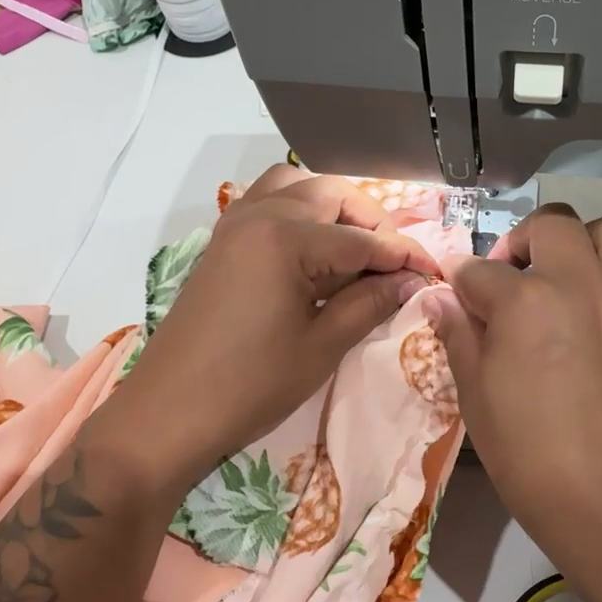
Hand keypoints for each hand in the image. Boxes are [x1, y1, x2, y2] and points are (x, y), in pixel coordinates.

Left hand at [127, 165, 439, 455]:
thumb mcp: (323, 346)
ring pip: (294, 186)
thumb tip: (411, 280)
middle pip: (331, 194)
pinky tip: (313, 254)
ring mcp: (234, 226)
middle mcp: (260, 216)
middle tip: (393, 263)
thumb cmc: (250, 386)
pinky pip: (267, 204)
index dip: (404, 255)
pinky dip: (298, 212)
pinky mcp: (221, 243)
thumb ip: (371, 303)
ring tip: (353, 248)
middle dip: (370, 221)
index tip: (434, 272)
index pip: (363, 238)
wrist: (167, 415)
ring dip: (331, 206)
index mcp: (287, 239)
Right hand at [425, 204, 601, 535]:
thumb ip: (459, 336)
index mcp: (526, 299)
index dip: (462, 283)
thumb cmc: (529, 454)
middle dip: (524, 239)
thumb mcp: (476, 396)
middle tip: (513, 275)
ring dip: (582, 240)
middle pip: (552, 223)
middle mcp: (580, 281)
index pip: (481, 270)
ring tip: (565, 274)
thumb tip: (440, 298)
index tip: (457, 296)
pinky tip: (600, 308)